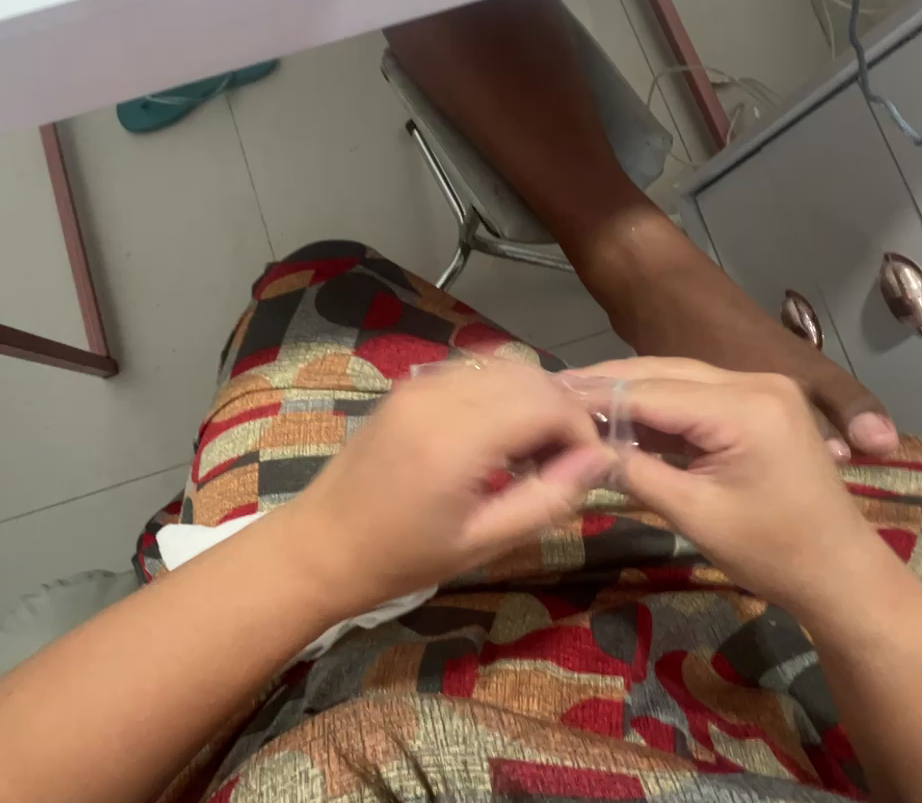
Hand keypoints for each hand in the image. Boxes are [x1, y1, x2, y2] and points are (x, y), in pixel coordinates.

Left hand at [271, 360, 616, 616]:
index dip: (581, 429)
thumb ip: (547, 499)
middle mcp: (438, 394)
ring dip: (532, 396)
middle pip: (528, 375)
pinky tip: (499, 431)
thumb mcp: (482, 542)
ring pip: (502, 364)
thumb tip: (599, 460)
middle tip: (564, 460)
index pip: (546, 403)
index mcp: (456, 438)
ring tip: (533, 448)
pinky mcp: (408, 385)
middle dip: (561, 410)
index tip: (588, 466)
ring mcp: (418, 383)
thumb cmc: (401, 557)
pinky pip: (472, 369)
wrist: (322, 543)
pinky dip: (500, 388)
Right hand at [576, 357, 891, 615]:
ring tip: (574, 397)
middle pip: (661, 373)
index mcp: (746, 408)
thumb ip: (633, 472)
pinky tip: (618, 411)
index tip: (546, 400)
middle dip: (605, 384)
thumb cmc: (772, 553)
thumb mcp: (694, 514)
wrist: (842, 575)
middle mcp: (755, 381)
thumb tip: (578, 448)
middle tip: (551, 391)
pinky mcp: (758, 401)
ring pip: (674, 376)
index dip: (596, 397)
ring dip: (627, 390)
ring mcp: (760, 387)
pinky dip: (655, 402)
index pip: (651, 393)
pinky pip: (694, 392)